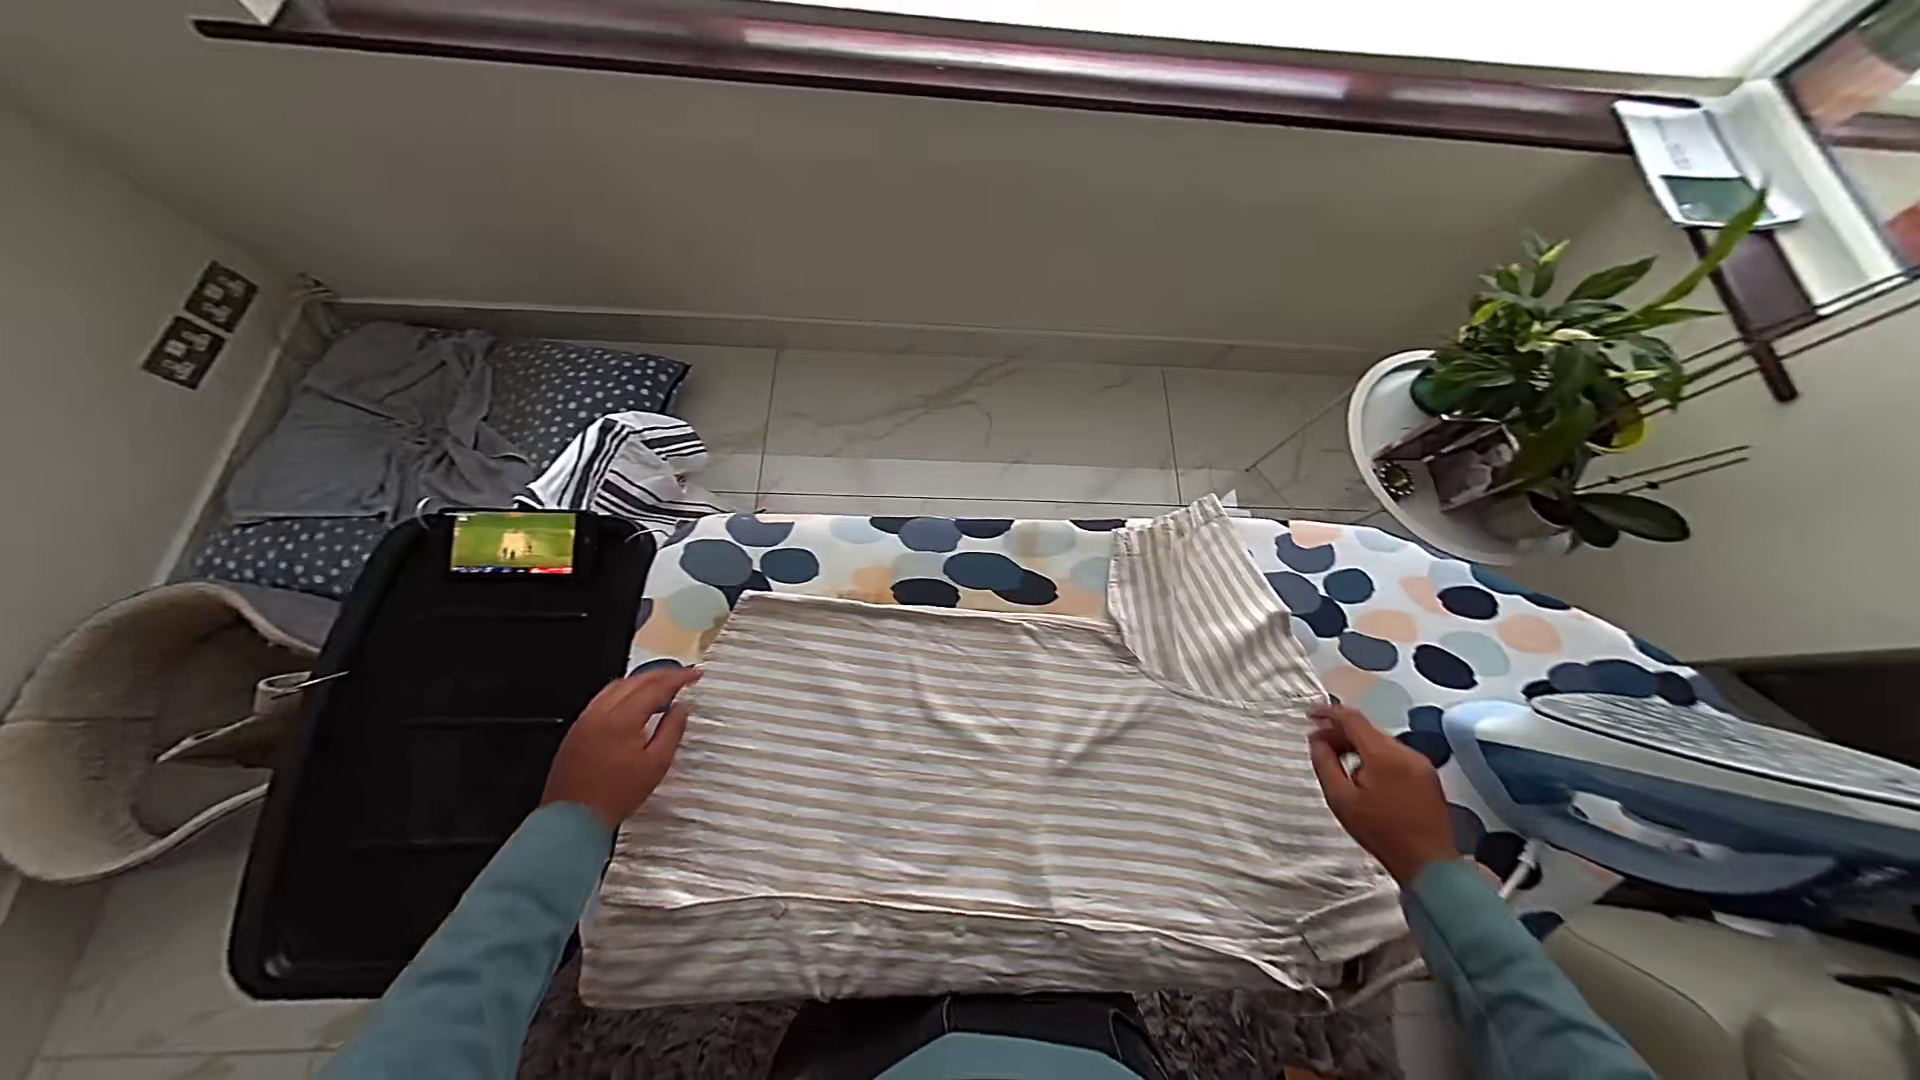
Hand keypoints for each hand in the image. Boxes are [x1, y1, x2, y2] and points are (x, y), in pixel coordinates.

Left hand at [542, 666, 701, 828]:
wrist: (573, 818)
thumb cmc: (614, 795)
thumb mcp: (657, 763)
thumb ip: (673, 730)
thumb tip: (681, 708)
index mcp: (622, 719)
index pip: (656, 686)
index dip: (679, 677)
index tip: (694, 674)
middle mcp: (600, 713)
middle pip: (636, 680)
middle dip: (662, 674)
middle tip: (682, 675)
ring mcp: (586, 720)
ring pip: (617, 686)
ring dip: (642, 680)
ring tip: (661, 686)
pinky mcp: (577, 729)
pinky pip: (603, 698)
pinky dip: (624, 691)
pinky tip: (634, 702)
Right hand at [1307, 703, 1457, 883]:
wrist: (1428, 863)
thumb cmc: (1380, 832)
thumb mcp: (1341, 799)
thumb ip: (1324, 764)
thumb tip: (1316, 740)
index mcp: (1384, 756)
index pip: (1352, 719)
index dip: (1328, 712)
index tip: (1310, 714)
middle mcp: (1406, 753)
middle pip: (1366, 729)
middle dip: (1340, 732)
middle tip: (1318, 744)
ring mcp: (1420, 763)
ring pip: (1380, 741)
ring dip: (1356, 744)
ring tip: (1338, 761)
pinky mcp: (1427, 774)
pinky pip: (1394, 754)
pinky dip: (1373, 755)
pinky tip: (1362, 773)